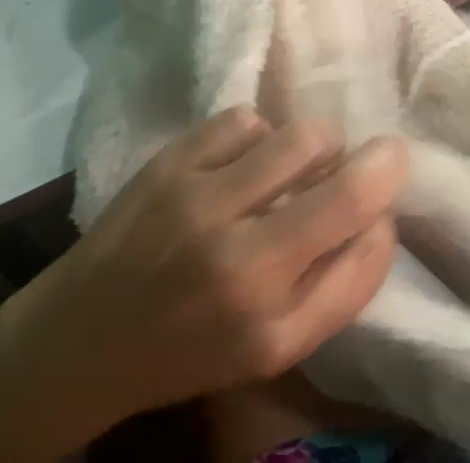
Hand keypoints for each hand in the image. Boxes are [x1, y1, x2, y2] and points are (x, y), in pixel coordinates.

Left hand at [45, 108, 407, 420]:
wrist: (83, 336)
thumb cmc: (190, 349)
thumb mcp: (275, 350)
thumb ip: (340, 288)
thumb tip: (381, 217)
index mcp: (270, 313)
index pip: (366, 234)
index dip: (386, 201)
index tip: (380, 195)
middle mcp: (237, 254)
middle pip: (343, 176)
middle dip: (370, 162)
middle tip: (346, 172)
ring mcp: (198, 199)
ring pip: (298, 136)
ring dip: (315, 146)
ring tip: (294, 167)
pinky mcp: (167, 162)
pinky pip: (245, 119)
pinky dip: (260, 135)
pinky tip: (244, 162)